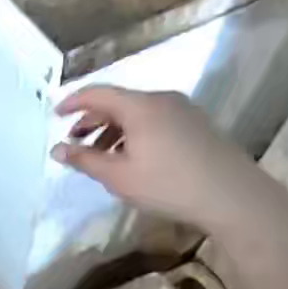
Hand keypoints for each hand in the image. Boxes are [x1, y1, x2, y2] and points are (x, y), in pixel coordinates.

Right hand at [51, 86, 287, 237]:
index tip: (55, 115)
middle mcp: (161, 99)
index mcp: (139, 106)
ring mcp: (183, 110)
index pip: (97, 93)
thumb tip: (56, 149)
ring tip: (101, 155)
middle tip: (74, 141)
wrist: (232, 195)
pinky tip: (132, 157)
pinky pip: (155, 119)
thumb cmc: (168, 184)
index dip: (73, 102)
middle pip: (118, 102)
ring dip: (113, 129)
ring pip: (137, 112)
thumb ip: (84, 159)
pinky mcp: (196, 124)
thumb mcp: (118, 176)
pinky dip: (134, 132)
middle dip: (92, 120)